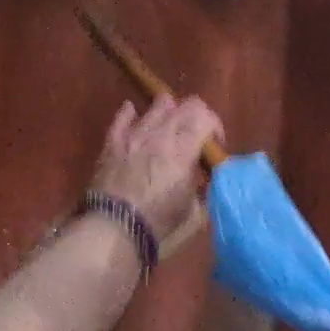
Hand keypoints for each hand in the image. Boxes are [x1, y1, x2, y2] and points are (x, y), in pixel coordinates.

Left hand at [88, 95, 222, 240]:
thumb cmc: (157, 221)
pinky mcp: (113, 139)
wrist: (114, 226)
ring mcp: (135, 133)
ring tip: (168, 126)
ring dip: (169, 111)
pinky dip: (132, 113)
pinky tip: (135, 116)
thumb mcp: (192, 209)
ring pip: (157, 104)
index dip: (216, 126)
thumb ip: (200, 184)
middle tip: (196, 135)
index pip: (205, 117)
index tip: (215, 145)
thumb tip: (201, 173)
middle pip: (186, 105)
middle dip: (197, 116)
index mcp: (183, 150)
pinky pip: (123, 116)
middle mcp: (161, 133)